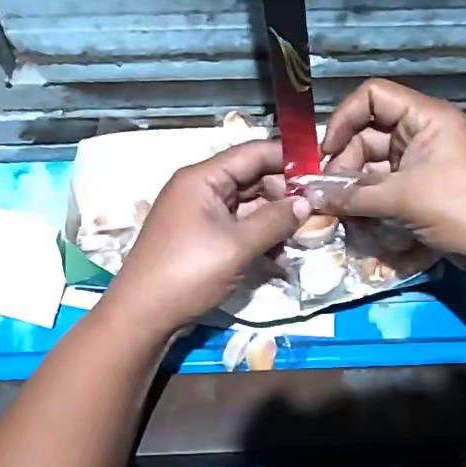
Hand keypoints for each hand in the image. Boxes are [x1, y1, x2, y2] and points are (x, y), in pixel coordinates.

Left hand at [99, 140, 310, 330]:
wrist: (142, 314)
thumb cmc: (188, 272)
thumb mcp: (237, 246)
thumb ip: (274, 220)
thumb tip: (306, 203)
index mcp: (202, 178)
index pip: (253, 152)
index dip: (289, 158)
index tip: (322, 172)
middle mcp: (199, 189)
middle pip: (252, 179)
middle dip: (284, 195)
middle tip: (317, 213)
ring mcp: (197, 215)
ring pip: (246, 207)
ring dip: (273, 221)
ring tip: (300, 240)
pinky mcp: (199, 240)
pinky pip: (235, 228)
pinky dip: (257, 239)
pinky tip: (278, 258)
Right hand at [316, 78, 465, 274]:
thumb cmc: (462, 208)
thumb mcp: (401, 199)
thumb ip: (351, 196)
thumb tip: (310, 196)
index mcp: (425, 118)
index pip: (372, 97)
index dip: (344, 119)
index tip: (327, 153)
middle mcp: (423, 133)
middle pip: (367, 135)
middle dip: (345, 164)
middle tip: (329, 195)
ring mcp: (424, 161)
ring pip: (373, 164)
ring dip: (354, 186)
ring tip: (339, 211)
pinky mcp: (424, 186)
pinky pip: (385, 184)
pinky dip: (369, 199)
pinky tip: (356, 218)